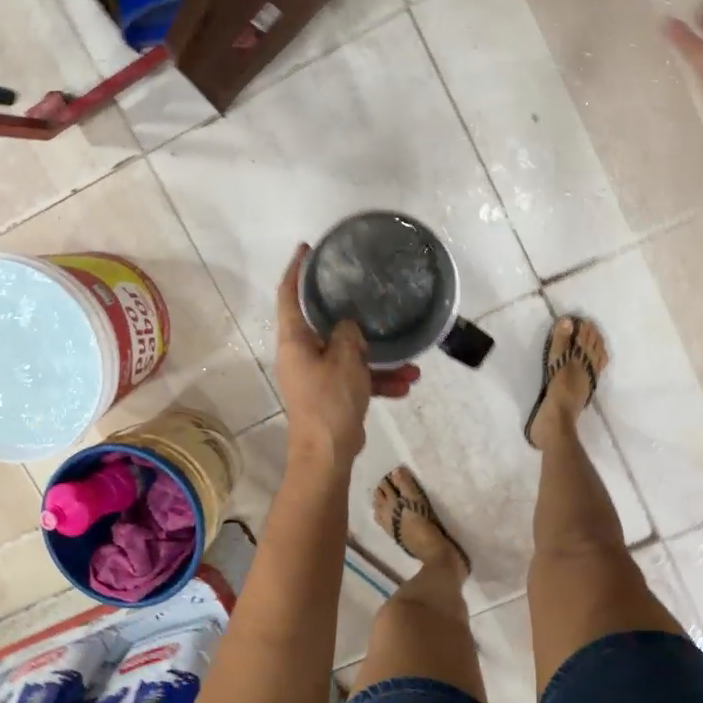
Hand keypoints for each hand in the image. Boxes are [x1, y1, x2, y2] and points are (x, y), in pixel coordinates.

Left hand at [273, 245, 420, 462]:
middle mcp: (301, 354)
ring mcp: (316, 376)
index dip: (296, 269)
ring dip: (380, 359)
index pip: (289, 295)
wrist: (328, 454)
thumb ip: (349, 334)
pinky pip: (357, 379)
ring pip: (349, 356)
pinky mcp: (331, 395)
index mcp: (294, 340)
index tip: (307, 248)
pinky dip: (378, 381)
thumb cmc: (330, 401)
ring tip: (412, 363)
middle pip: (325, 324)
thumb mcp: (345, 360)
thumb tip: (349, 327)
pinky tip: (406, 385)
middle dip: (356, 319)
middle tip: (372, 296)